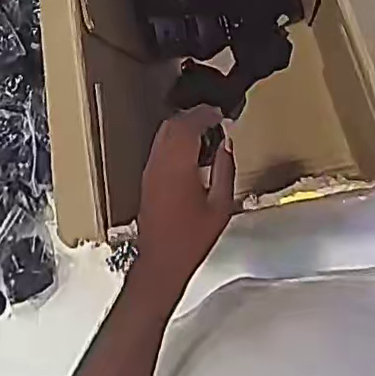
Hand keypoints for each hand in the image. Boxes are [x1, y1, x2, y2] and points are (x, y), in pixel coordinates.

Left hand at [134, 106, 236, 290]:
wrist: (161, 261)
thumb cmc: (193, 237)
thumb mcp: (220, 205)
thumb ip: (226, 170)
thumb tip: (227, 144)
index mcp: (178, 164)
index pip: (188, 125)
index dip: (204, 114)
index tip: (220, 114)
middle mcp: (159, 160)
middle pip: (172, 123)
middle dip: (193, 116)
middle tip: (215, 119)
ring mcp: (150, 167)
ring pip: (163, 133)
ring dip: (183, 126)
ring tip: (206, 132)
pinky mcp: (147, 176)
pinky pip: (160, 146)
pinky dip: (175, 138)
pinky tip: (191, 150)